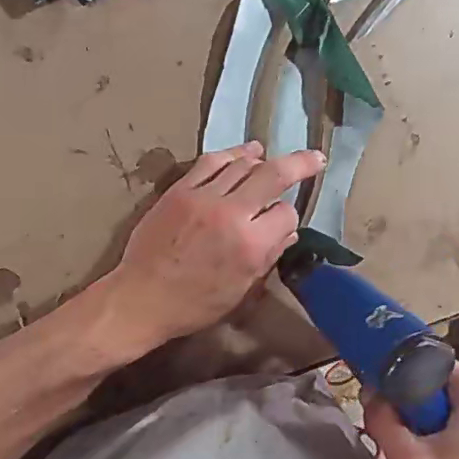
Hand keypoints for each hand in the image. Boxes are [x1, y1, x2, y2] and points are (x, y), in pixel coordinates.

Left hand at [104, 141, 325, 348]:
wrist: (142, 298)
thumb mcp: (240, 290)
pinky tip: (241, 154)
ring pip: (242, 163)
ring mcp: (203, 197)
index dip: (290, 217)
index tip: (283, 224)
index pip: (287, 213)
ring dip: (261, 158)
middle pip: (273, 175)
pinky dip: (230, 155)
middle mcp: (231, 214)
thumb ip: (267, 257)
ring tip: (270, 156)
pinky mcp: (179, 190)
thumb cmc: (195, 304)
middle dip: (301, 164)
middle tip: (315, 157)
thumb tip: (287, 232)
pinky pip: (211, 162)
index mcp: (251, 245)